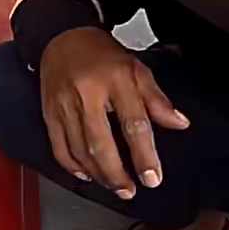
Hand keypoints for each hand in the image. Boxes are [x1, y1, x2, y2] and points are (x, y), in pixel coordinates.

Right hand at [38, 26, 188, 198]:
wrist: (62, 38)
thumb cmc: (102, 55)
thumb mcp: (136, 69)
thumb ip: (157, 99)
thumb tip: (179, 124)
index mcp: (116, 80)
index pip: (133, 124)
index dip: (144, 155)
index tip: (152, 177)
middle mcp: (87, 94)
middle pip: (101, 143)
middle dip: (117, 173)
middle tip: (130, 191)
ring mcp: (64, 105)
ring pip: (80, 149)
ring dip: (98, 174)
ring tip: (114, 186)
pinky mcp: (49, 113)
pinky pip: (59, 147)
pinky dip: (72, 166)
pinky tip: (86, 175)